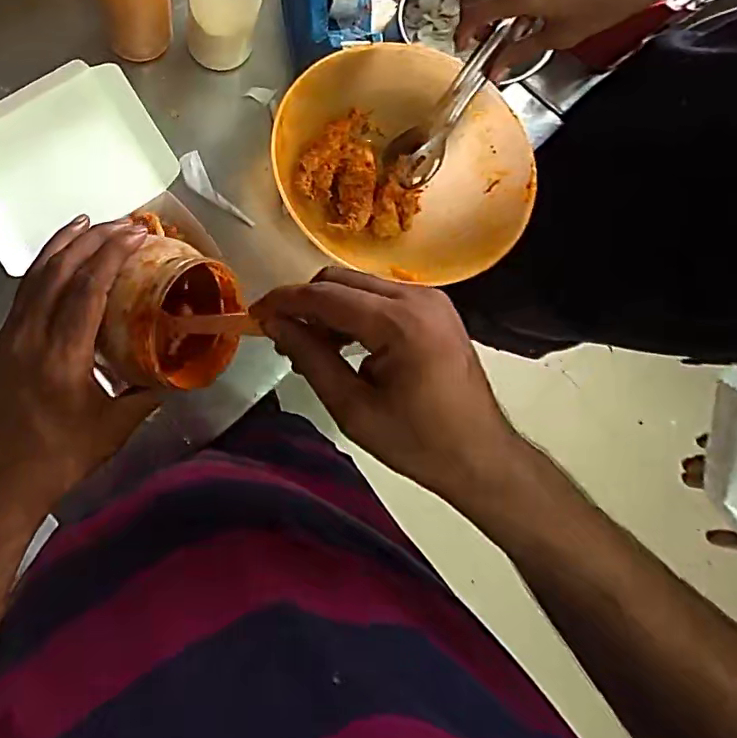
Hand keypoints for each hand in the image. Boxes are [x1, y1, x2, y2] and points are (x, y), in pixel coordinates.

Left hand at [0, 216, 156, 512]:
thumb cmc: (59, 460)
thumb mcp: (112, 429)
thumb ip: (145, 394)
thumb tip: (173, 372)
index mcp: (62, 357)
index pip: (88, 289)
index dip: (113, 255)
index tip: (136, 235)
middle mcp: (29, 338)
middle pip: (59, 272)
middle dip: (91, 239)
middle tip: (120, 223)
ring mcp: (7, 339)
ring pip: (33, 277)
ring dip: (61, 245)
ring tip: (85, 223)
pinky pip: (22, 296)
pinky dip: (42, 271)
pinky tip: (57, 265)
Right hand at [251, 268, 518, 498]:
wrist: (483, 457)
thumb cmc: (418, 442)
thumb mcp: (352, 407)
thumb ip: (309, 357)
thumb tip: (273, 323)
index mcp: (400, 323)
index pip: (324, 296)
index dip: (283, 302)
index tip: (253, 315)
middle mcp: (416, 297)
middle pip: (338, 280)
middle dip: (304, 303)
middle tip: (282, 337)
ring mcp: (430, 297)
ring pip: (356, 284)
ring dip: (327, 307)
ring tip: (310, 346)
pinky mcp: (434, 306)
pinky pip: (378, 295)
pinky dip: (352, 310)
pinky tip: (342, 343)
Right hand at [454, 0, 716, 76]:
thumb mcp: (561, 35)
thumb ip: (520, 51)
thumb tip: (498, 67)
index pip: (471, 13)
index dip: (462, 33)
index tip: (465, 45)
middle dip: (472, 18)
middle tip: (482, 37)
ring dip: (492, 3)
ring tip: (511, 22)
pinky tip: (531, 2)